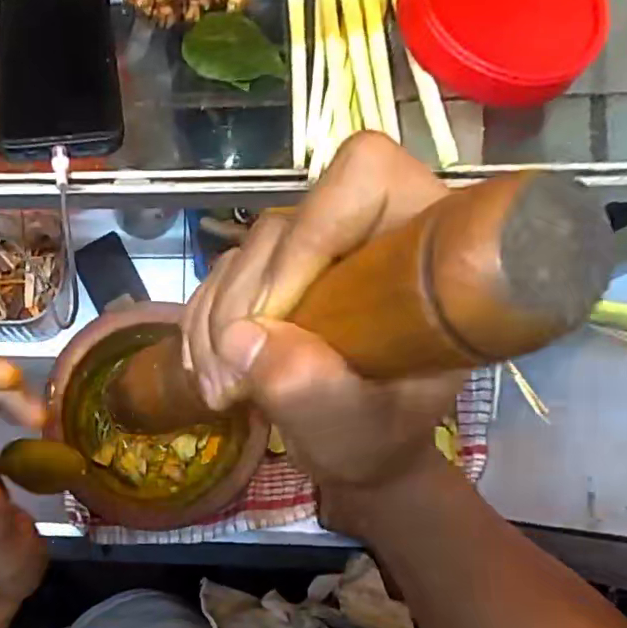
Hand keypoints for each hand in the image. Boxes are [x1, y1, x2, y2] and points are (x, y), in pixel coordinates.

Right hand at [182, 132, 465, 493]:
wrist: (354, 446)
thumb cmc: (378, 438)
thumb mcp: (356, 431)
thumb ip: (312, 391)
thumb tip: (240, 341)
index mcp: (423, 249)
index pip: (365, 180)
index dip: (312, 233)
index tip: (277, 317)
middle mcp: (366, 232)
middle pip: (285, 225)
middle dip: (245, 306)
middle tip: (232, 386)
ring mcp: (315, 249)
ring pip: (244, 254)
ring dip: (216, 325)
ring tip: (222, 391)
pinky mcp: (276, 272)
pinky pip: (220, 278)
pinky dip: (203, 326)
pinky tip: (210, 372)